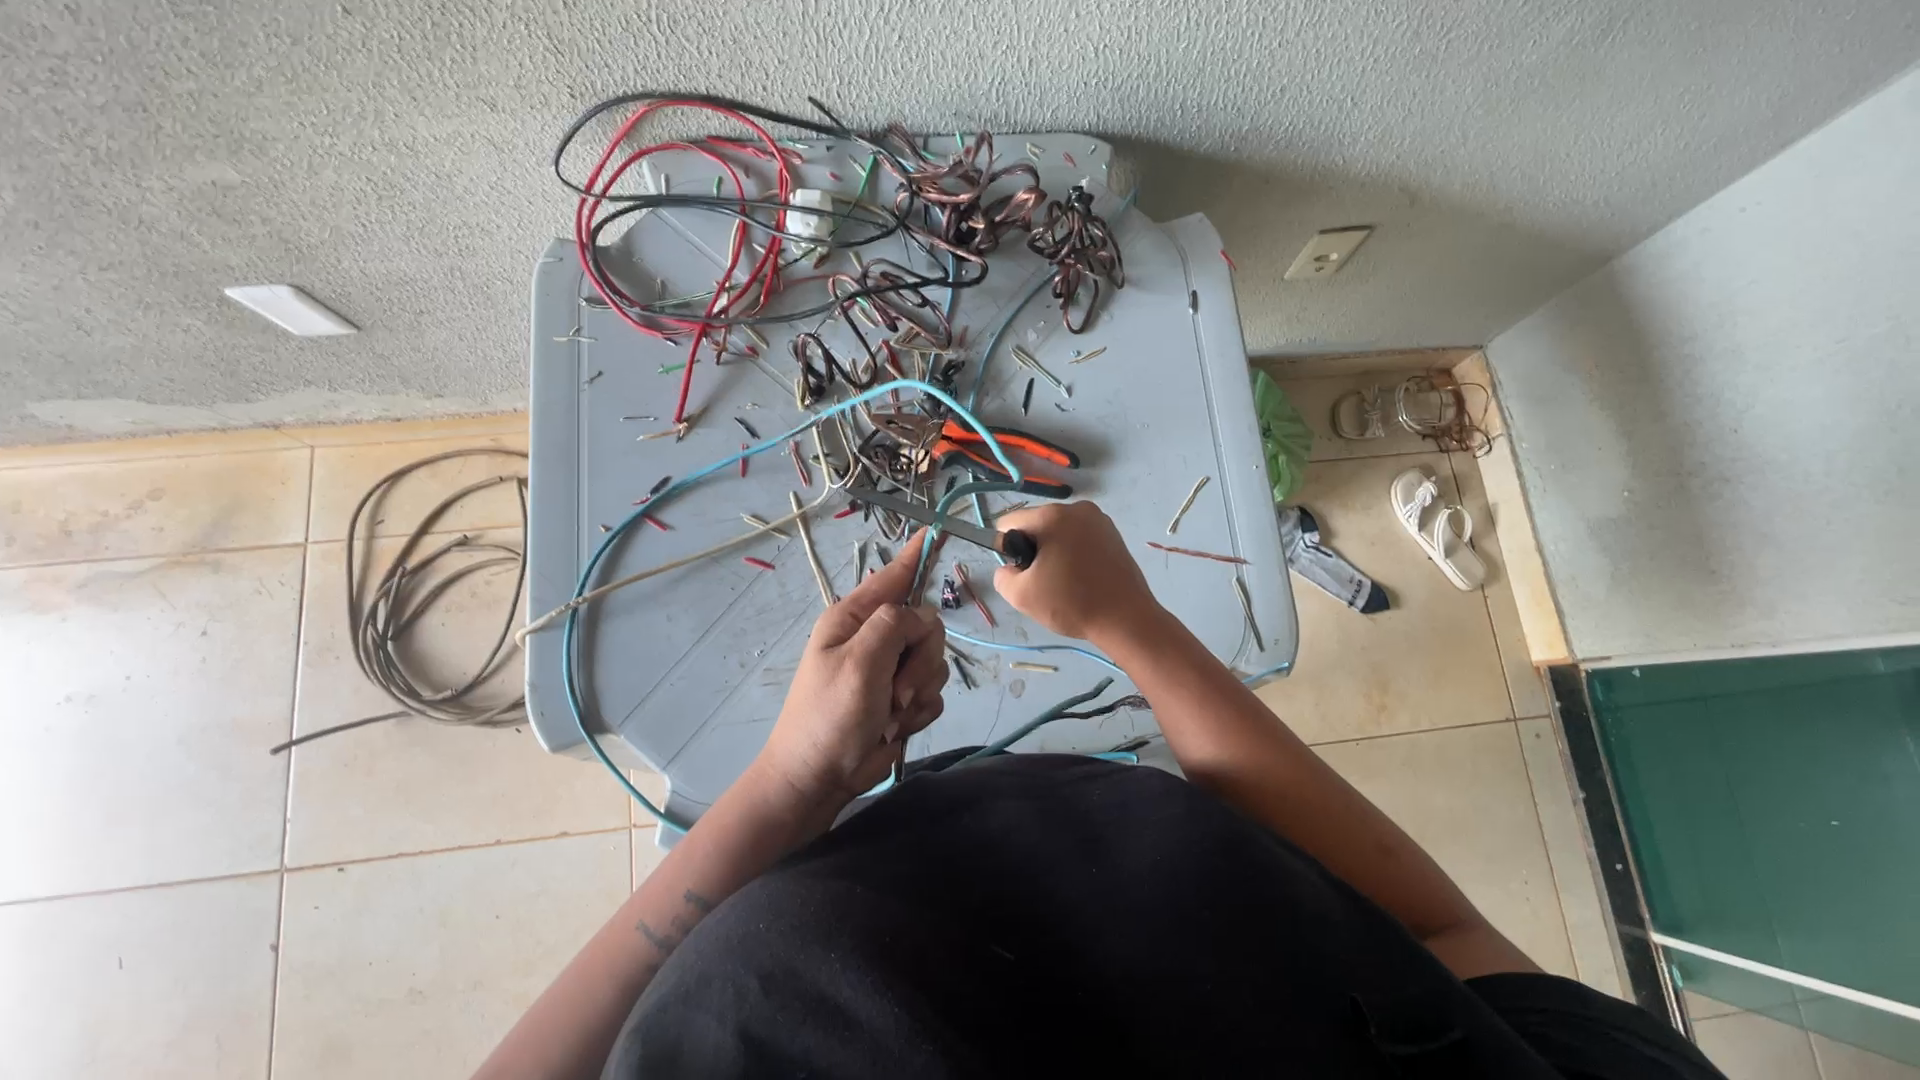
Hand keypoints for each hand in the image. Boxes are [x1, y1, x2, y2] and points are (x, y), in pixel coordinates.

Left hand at [756, 529, 947, 813]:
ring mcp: (890, 670)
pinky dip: (920, 711)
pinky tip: (896, 726)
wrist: (820, 778)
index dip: (916, 555)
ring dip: (919, 690)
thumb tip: (920, 617)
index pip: (893, 576)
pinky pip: (935, 691)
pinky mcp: (903, 699)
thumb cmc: (829, 716)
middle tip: (898, 689)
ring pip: (936, 661)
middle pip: (927, 625)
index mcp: (854, 618)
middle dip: (921, 659)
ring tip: (891, 713)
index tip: (939, 531)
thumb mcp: (859, 662)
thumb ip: (894, 626)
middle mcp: (875, 638)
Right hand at [993, 500, 1164, 645]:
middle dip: (1034, 550)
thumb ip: (1002, 576)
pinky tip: (1083, 578)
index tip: (1026, 573)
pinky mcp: (1113, 534)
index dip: (1008, 550)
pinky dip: (1074, 554)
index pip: (1010, 523)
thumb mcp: (1021, 595)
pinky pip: (1079, 538)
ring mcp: (1099, 519)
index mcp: (1052, 516)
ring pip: (1058, 532)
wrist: (1126, 620)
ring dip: (1054, 553)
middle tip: (1046, 582)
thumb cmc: (1072, 604)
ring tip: (1067, 582)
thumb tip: (1010, 568)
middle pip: (1036, 525)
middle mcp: (1076, 508)